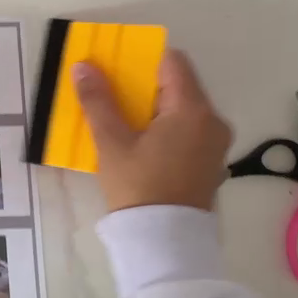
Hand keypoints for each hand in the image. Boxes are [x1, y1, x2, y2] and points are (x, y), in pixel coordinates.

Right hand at [73, 49, 232, 212]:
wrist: (163, 239)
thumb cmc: (138, 184)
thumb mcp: (111, 141)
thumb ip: (98, 100)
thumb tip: (83, 66)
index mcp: (192, 110)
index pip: (172, 63)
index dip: (142, 58)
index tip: (114, 66)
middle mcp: (212, 121)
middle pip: (177, 86)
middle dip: (142, 84)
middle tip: (109, 93)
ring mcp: (214, 143)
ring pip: (181, 109)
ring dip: (151, 107)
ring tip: (119, 119)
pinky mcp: (209, 161)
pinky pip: (186, 130)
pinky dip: (163, 126)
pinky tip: (137, 141)